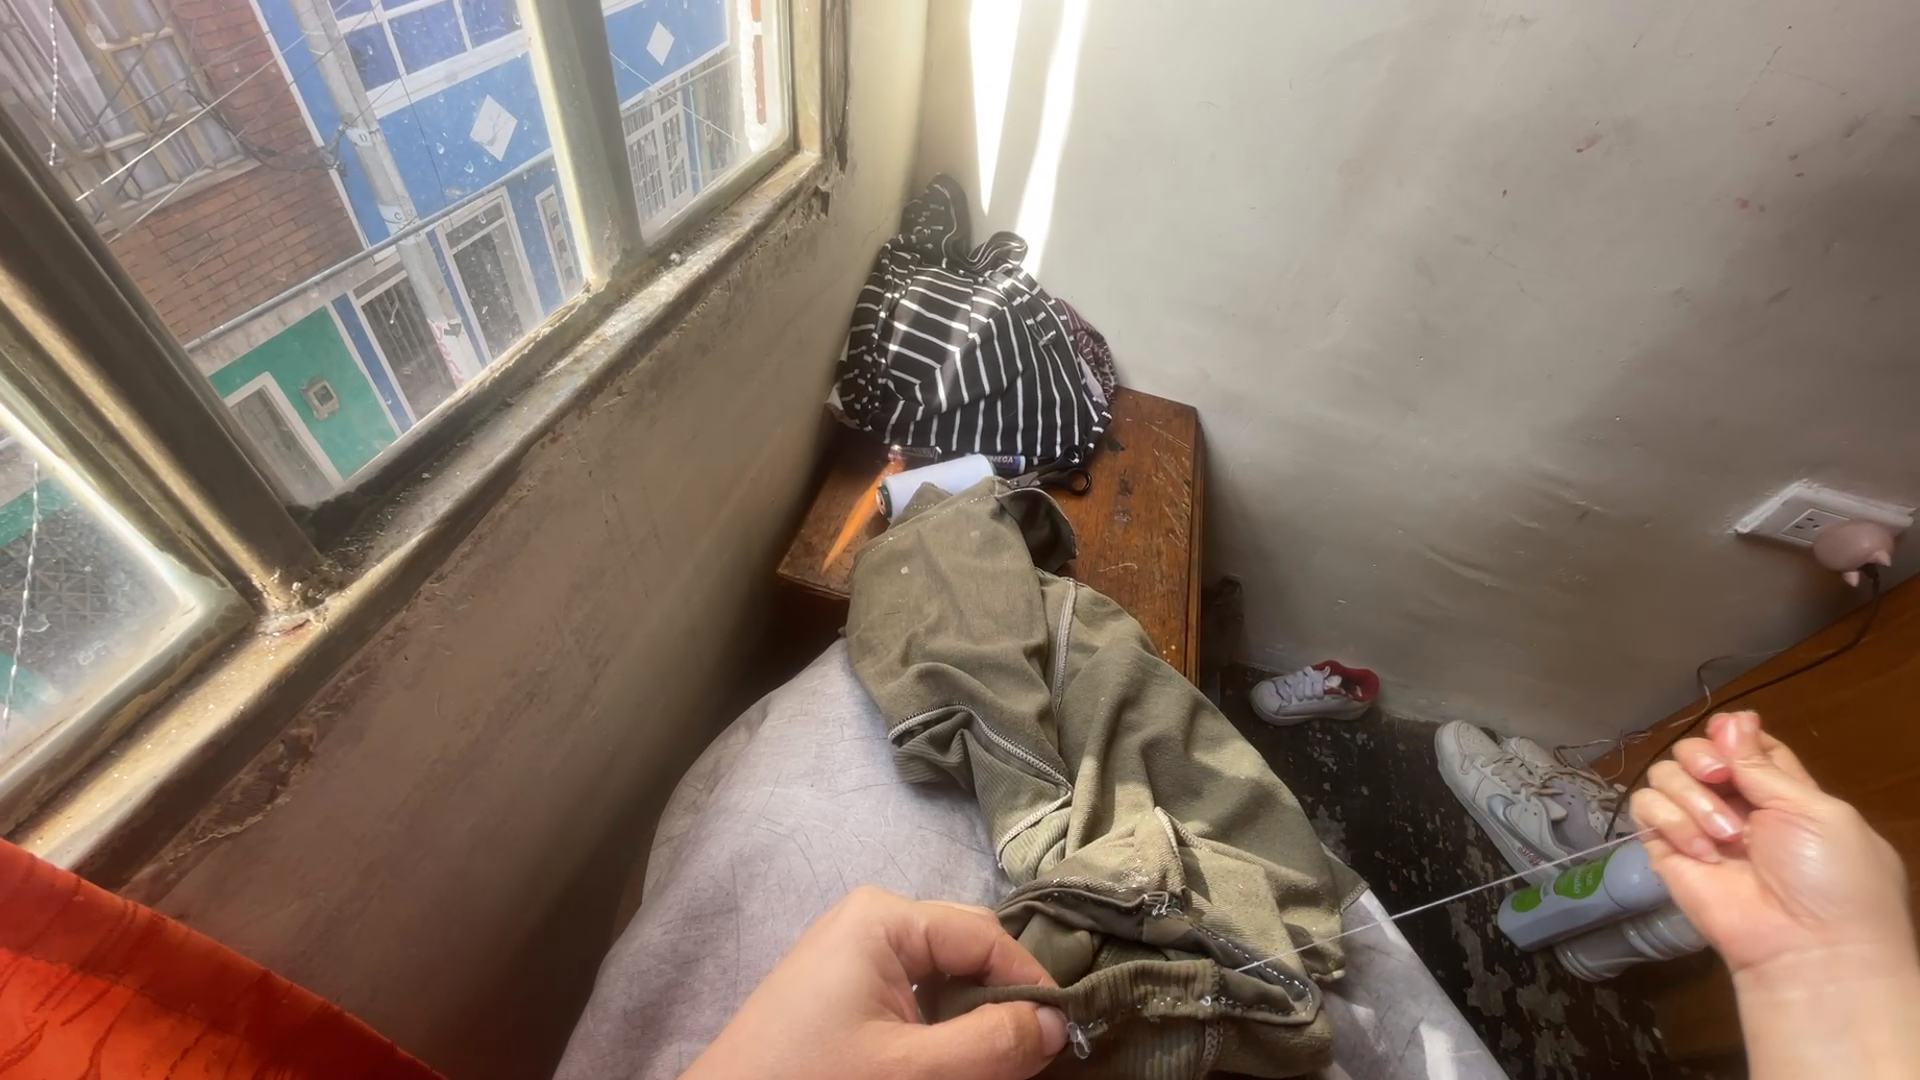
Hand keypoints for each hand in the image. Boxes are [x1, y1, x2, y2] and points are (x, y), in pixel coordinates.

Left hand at [681, 886, 1067, 1079]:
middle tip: (1036, 1054)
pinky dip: (941, 1024)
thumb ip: (990, 1046)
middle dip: (1002, 998)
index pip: (983, 933)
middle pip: (963, 947)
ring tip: (996, 1059)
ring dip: (973, 1016)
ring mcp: (855, 949)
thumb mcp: (910, 1072)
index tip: (1068, 1032)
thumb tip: (1057, 1023)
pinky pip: (912, 991)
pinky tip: (951, 1058)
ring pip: (941, 973)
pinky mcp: (844, 985)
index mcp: (886, 916)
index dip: (1030, 979)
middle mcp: (873, 917)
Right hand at [1630, 711, 1914, 982]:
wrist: (1803, 944)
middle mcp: (1734, 801)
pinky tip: (1700, 851)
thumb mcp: (1816, 813)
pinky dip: (1671, 823)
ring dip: (1694, 801)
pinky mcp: (1662, 841)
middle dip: (1703, 759)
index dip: (1733, 735)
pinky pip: (1645, 805)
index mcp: (1782, 793)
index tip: (1730, 737)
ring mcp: (1694, 821)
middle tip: (1719, 780)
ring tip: (1724, 838)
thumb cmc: (1833, 880)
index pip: (1746, 745)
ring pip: (1665, 774)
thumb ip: (1763, 765)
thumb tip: (1732, 718)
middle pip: (1695, 751)